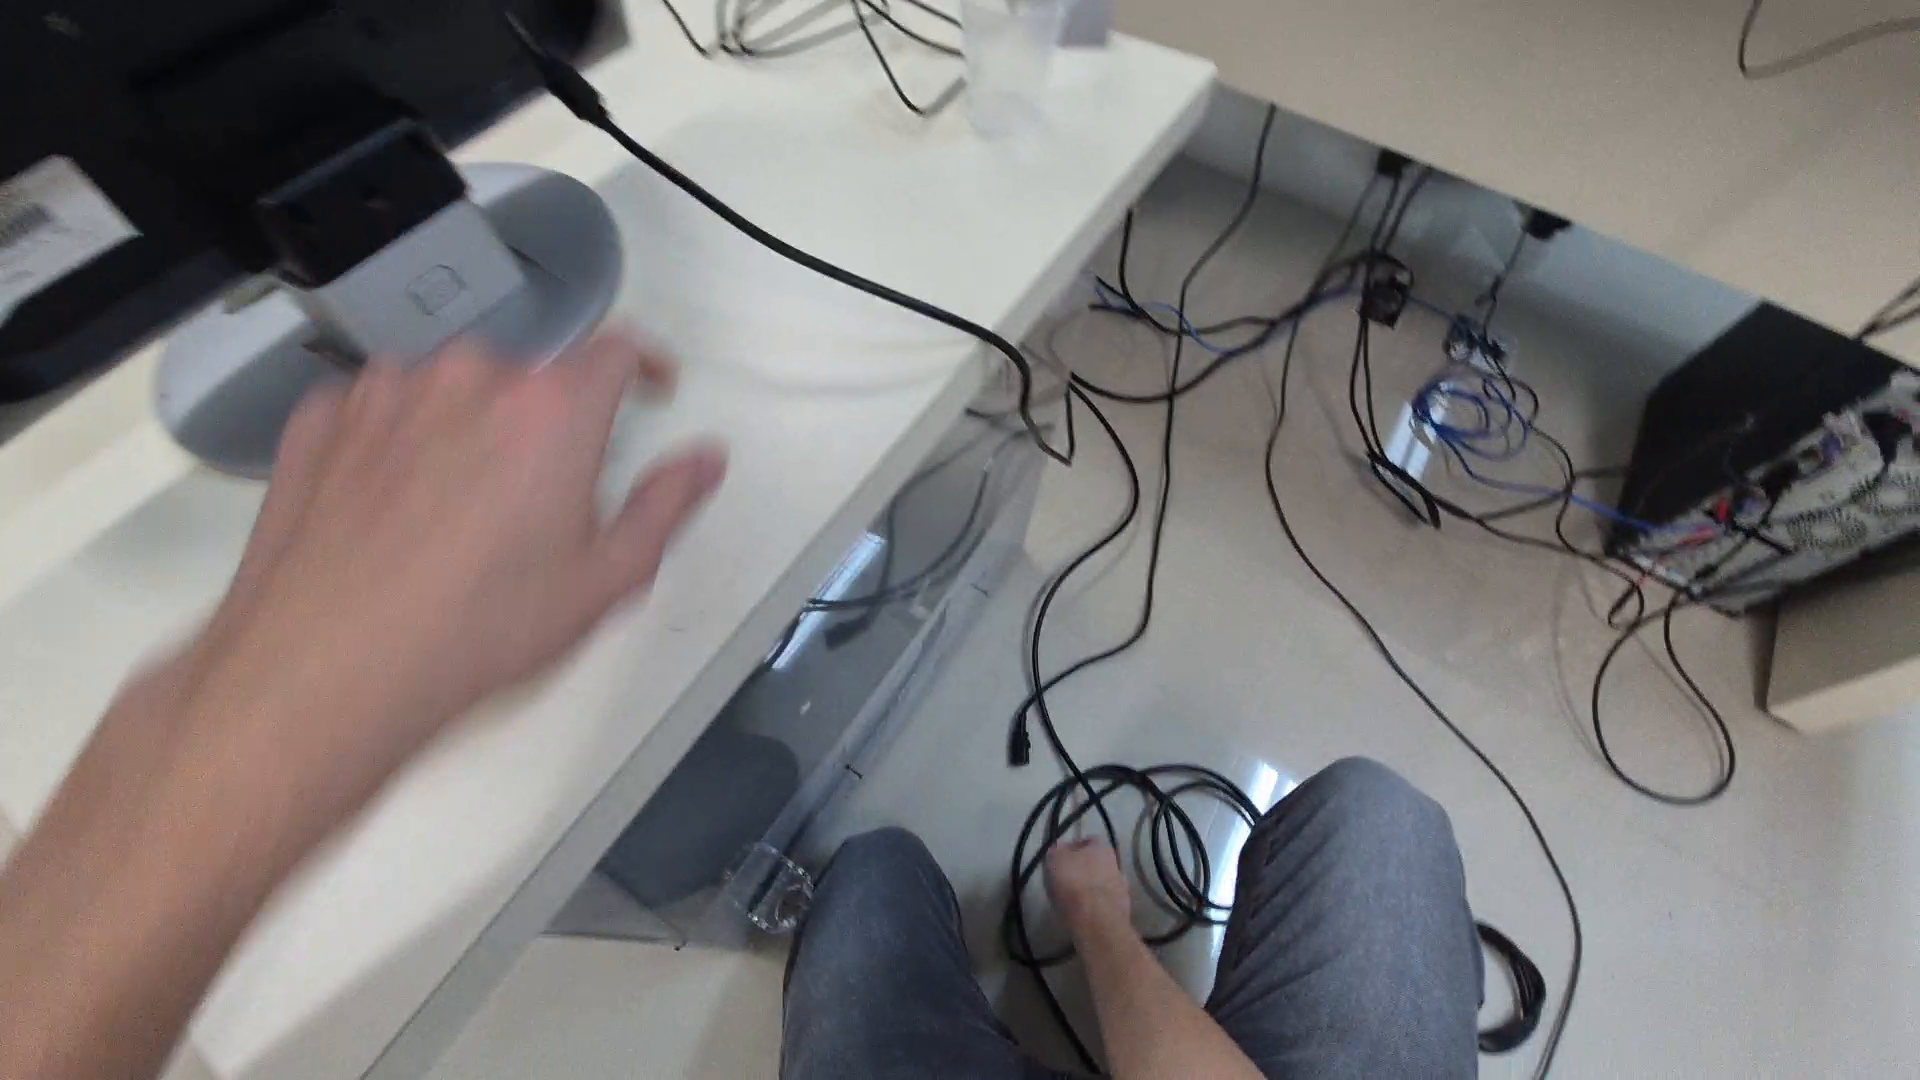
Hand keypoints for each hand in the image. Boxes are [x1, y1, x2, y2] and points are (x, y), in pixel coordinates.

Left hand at [181, 330, 725, 827]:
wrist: (327, 669)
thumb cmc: (489, 624)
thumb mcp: (611, 575)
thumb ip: (670, 502)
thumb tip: (708, 458)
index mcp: (553, 409)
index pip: (618, 350)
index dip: (646, 366)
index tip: (652, 391)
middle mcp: (472, 377)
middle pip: (538, 376)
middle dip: (557, 420)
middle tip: (551, 492)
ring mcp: (387, 391)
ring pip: (462, 388)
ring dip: (484, 425)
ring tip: (472, 505)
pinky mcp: (321, 417)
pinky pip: (393, 405)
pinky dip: (415, 435)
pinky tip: (407, 505)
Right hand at [1044, 838, 1131, 935]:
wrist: (1096, 922)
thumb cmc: (1073, 884)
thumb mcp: (1054, 860)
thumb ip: (1057, 851)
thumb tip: (1059, 848)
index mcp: (1102, 847)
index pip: (1089, 841)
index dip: (1074, 848)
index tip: (1061, 859)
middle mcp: (1116, 864)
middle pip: (1098, 863)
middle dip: (1085, 870)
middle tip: (1068, 880)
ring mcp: (1123, 889)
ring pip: (1104, 884)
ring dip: (1092, 889)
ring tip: (1075, 900)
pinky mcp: (1123, 911)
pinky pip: (1106, 904)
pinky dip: (1097, 906)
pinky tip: (1085, 914)